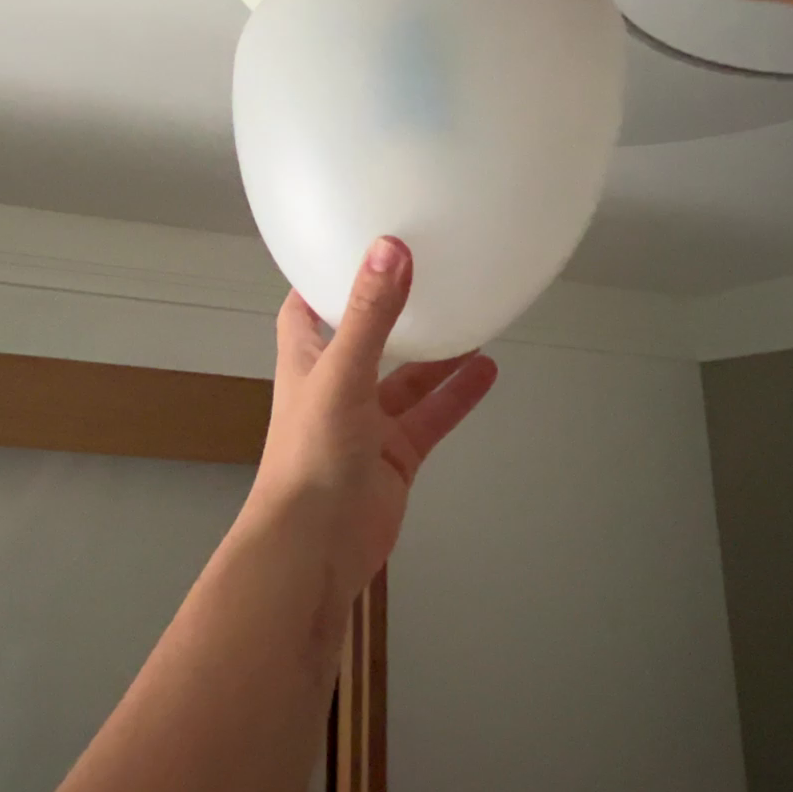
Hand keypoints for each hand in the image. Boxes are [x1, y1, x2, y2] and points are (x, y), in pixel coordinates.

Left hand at [246, 237, 498, 598]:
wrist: (316, 546)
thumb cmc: (312, 455)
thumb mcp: (341, 375)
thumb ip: (369, 316)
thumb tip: (390, 249)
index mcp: (305, 360)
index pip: (306, 307)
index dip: (323, 279)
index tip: (354, 245)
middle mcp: (334, 385)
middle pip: (365, 337)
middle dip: (392, 311)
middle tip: (430, 275)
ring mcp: (366, 422)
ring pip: (406, 378)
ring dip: (434, 352)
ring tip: (472, 316)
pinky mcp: (396, 455)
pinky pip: (431, 417)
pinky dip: (456, 396)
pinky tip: (486, 371)